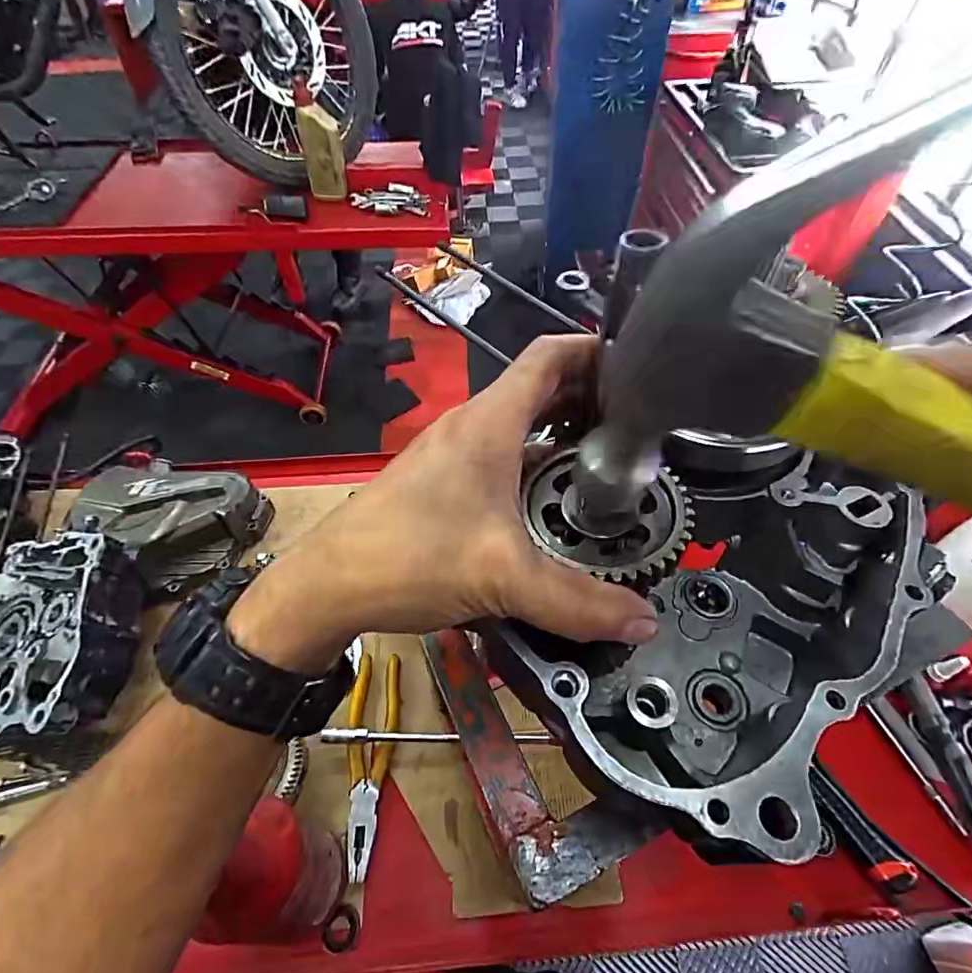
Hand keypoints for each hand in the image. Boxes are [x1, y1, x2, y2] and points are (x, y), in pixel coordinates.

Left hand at [229, 336, 658, 672]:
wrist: (326, 587)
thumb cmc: (410, 558)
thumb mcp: (504, 578)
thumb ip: (579, 602)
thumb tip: (645, 622)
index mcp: (490, 422)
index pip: (550, 355)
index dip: (596, 350)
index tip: (638, 365)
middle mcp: (475, 425)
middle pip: (544, 386)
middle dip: (594, 394)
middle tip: (641, 418)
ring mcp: (458, 451)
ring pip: (526, 422)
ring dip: (567, 429)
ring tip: (614, 452)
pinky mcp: (449, 478)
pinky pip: (508, 453)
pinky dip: (542, 459)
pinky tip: (561, 494)